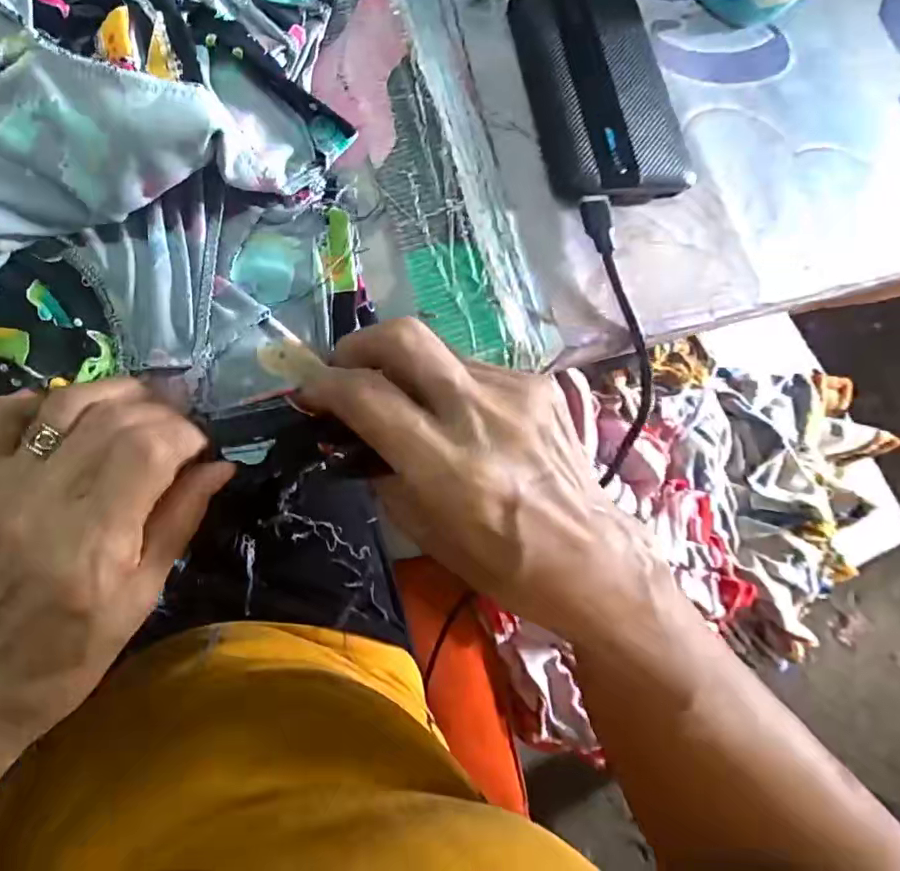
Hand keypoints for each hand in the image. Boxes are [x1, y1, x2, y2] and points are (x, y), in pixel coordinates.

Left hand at [0, 379, 235, 816]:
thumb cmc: (76, 650)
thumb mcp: (143, 596)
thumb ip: (179, 521)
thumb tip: (218, 466)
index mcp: (93, 542)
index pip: (147, 449)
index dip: (183, 433)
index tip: (199, 445)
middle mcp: (45, 501)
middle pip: (111, 419)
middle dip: (157, 410)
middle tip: (176, 426)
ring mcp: (4, 483)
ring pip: (63, 402)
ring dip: (110, 392)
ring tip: (139, 403)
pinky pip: (2, 412)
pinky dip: (38, 399)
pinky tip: (68, 410)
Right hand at [294, 318, 665, 644]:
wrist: (592, 563)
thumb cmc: (494, 559)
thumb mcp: (414, 523)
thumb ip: (375, 465)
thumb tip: (345, 429)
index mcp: (444, 463)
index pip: (365, 394)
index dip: (323, 385)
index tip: (307, 393)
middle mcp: (478, 415)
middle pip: (401, 337)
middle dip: (357, 345)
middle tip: (344, 368)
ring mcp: (514, 393)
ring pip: (434, 348)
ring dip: (401, 366)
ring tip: (401, 398)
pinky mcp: (538, 385)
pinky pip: (468, 366)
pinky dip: (442, 381)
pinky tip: (452, 412)